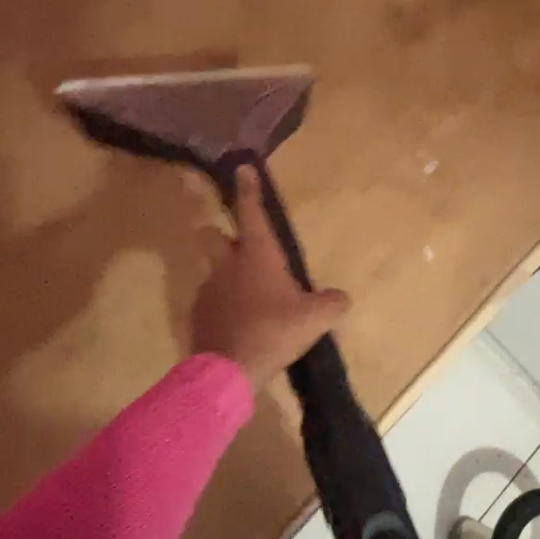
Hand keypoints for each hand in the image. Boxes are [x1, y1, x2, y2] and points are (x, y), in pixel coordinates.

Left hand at [191, 165, 350, 388]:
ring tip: (251, 301)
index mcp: (256, 255)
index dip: (248, 189)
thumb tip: (341, 299)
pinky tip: (241, 327)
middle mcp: (227, 265)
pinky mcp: (198, 315)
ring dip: (228, 278)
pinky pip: (212, 302)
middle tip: (239, 248)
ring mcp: (208, 290)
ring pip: (214, 272)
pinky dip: (224, 308)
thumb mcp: (315, 319)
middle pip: (213, 236)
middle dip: (222, 235)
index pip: (251, 212)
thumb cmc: (274, 332)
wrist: (229, 370)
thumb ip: (332, 304)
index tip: (243, 168)